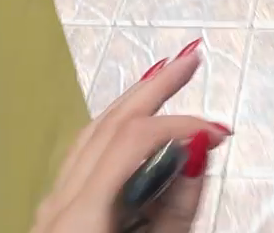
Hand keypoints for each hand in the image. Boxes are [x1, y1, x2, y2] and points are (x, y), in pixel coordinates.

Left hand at [30, 39, 229, 232]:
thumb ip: (178, 209)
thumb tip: (196, 150)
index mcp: (82, 218)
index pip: (136, 139)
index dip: (183, 125)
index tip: (223, 133)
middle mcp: (58, 206)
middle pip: (110, 123)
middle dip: (156, 86)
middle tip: (194, 56)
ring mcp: (50, 212)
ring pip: (92, 134)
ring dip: (134, 100)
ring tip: (166, 74)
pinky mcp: (53, 221)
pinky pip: (85, 156)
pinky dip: (115, 128)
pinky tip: (133, 119)